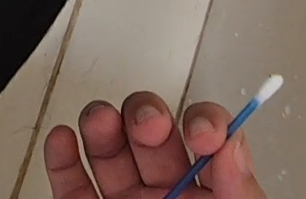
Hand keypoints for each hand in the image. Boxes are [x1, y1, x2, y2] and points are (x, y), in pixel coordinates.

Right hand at [44, 93, 267, 198]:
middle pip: (151, 132)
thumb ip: (244, 194)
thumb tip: (233, 142)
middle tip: (149, 122)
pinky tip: (64, 140)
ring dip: (101, 122)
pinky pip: (70, 185)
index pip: (210, 141)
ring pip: (107, 147)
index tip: (203, 130)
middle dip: (147, 113)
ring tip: (102, 121)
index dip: (204, 122)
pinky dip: (61, 157)